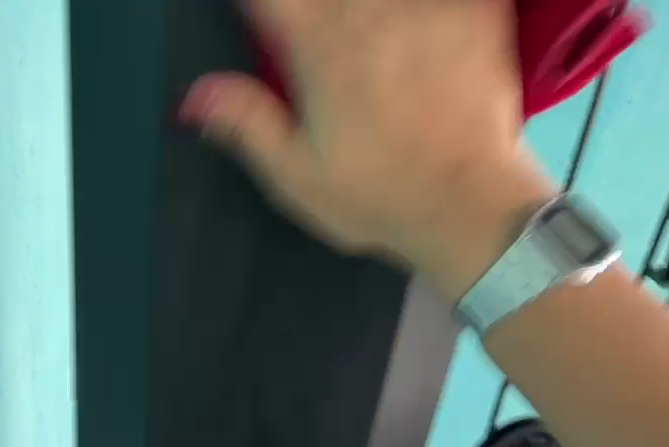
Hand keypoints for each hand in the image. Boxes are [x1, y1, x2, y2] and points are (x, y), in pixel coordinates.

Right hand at [179, 0, 557, 296]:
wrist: (467, 204)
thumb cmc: (375, 198)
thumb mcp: (296, 178)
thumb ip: (247, 126)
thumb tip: (194, 94)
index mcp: (322, 49)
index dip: (252, 2)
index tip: (249, 16)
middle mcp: (373, 12)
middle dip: (303, 9)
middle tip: (303, 35)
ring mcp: (427, 4)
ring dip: (355, 9)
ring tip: (353, 40)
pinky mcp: (475, 8)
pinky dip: (417, 6)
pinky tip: (404, 25)